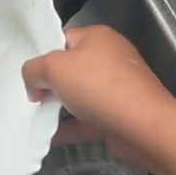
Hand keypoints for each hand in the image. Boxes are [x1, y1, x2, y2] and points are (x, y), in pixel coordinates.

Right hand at [22, 25, 175, 164]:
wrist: (146, 128)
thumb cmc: (98, 87)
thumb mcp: (53, 68)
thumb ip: (33, 69)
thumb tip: (33, 83)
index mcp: (96, 37)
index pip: (61, 40)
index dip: (42, 55)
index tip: (30, 75)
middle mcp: (110, 57)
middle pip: (70, 68)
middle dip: (50, 84)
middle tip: (33, 97)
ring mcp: (118, 87)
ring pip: (80, 94)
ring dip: (60, 107)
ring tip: (38, 118)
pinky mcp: (121, 114)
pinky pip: (90, 117)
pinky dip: (73, 126)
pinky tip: (53, 137)